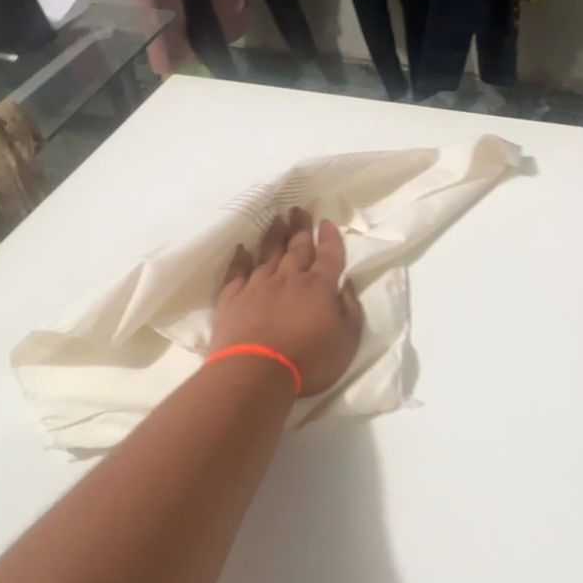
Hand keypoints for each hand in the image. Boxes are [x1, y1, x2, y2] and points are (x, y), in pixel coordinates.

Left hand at [212, 207, 364, 397]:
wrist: (256, 373)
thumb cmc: (309, 359)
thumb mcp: (348, 339)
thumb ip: (350, 308)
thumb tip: (346, 283)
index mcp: (320, 286)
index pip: (328, 255)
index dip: (330, 238)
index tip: (326, 222)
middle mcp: (289, 278)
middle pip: (297, 247)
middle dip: (300, 227)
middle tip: (299, 209)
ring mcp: (258, 286)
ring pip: (268, 253)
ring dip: (274, 235)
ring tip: (276, 218)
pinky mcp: (232, 299)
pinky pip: (237, 271)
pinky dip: (240, 258)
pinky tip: (241, 248)